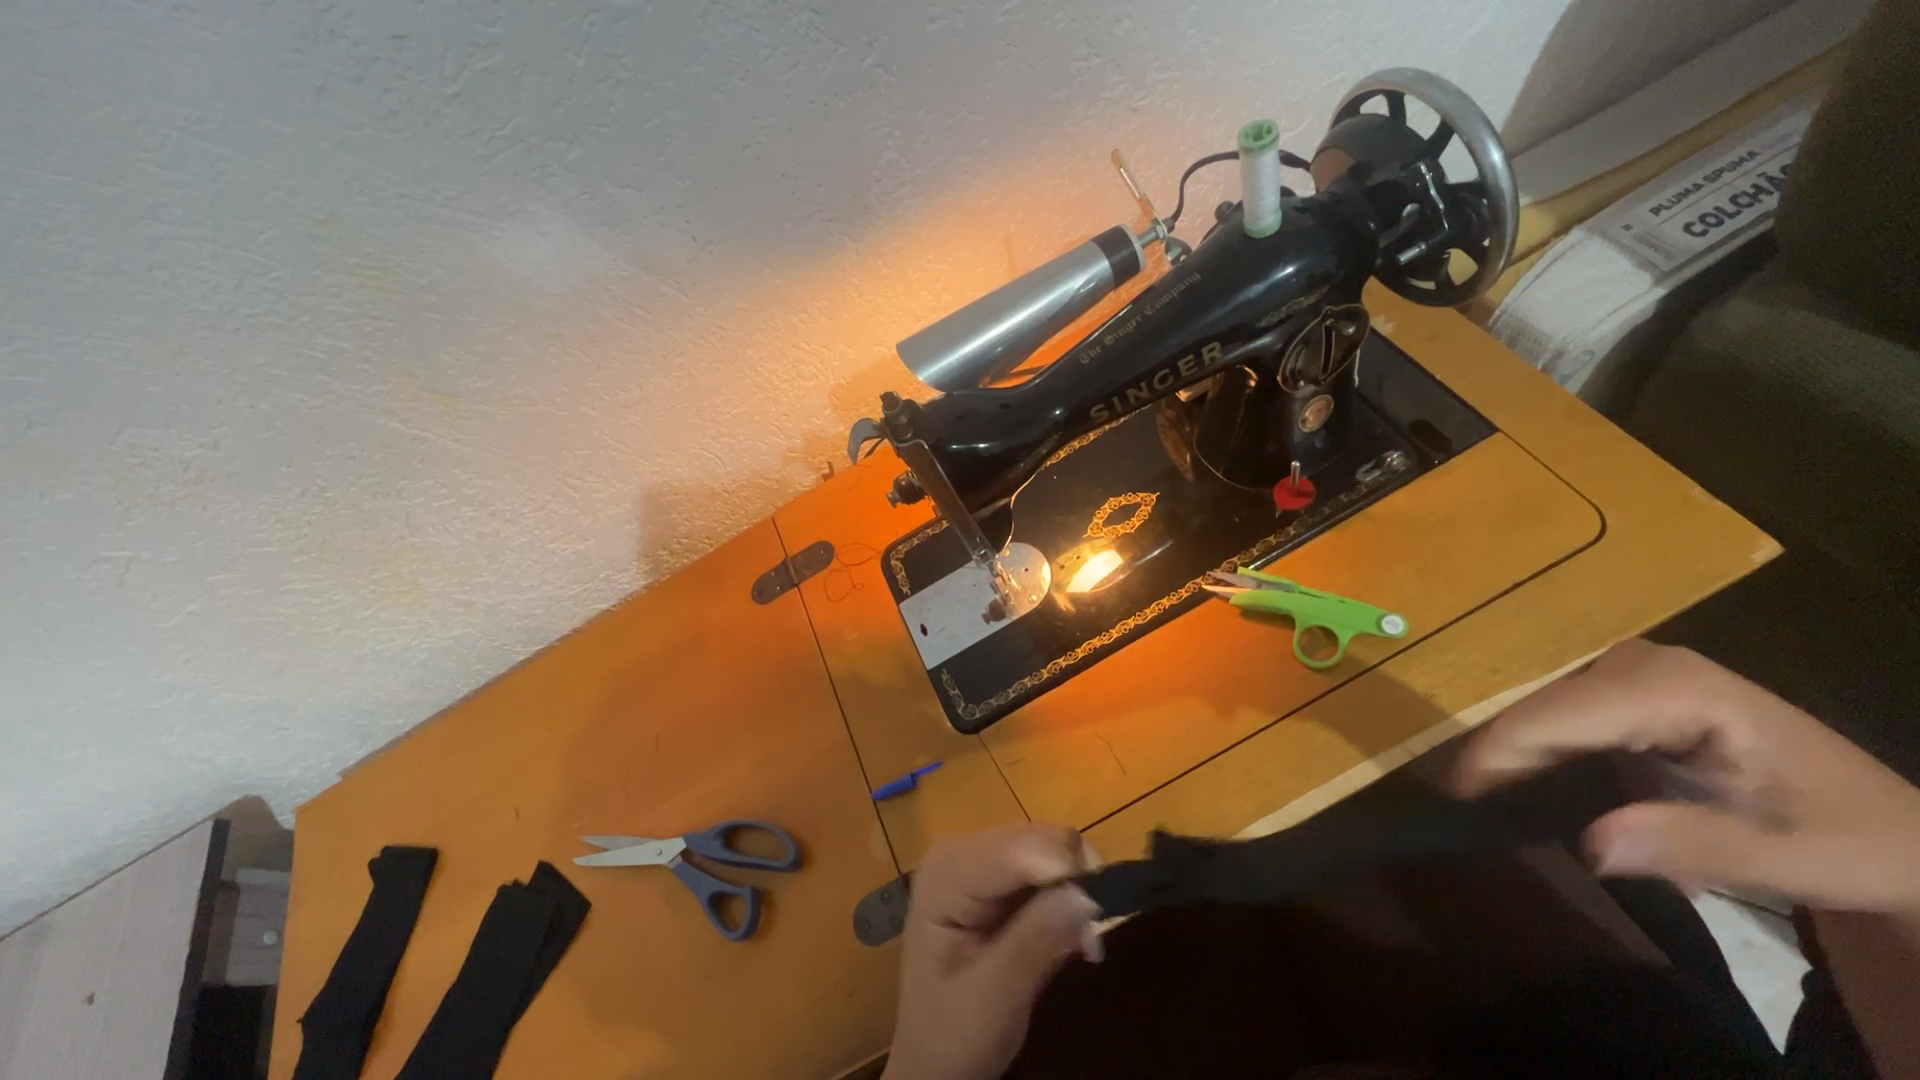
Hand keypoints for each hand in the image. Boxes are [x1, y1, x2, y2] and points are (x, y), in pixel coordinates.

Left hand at [883, 825, 1101, 1079]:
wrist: (934, 1060)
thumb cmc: (952, 1034)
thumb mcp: (994, 997)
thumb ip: (1036, 941)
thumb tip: (1087, 893)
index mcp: (946, 874)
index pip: (1018, 848)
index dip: (1066, 871)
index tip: (1094, 919)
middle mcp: (961, 852)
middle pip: (1040, 839)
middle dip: (1076, 880)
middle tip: (1090, 940)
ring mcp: (979, 861)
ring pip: (1052, 848)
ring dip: (1079, 889)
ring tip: (1083, 944)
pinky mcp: (999, 875)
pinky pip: (1051, 865)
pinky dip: (1072, 895)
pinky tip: (1075, 935)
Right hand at [1455, 639, 1919, 913]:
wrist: (1886, 828)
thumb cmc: (1840, 838)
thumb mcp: (1783, 856)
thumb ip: (1690, 845)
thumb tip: (1588, 843)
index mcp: (1678, 687)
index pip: (1560, 712)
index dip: (1501, 752)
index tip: (1455, 797)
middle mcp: (1641, 664)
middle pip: (1541, 707)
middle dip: (1497, 756)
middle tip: (1463, 810)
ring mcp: (1630, 672)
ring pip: (1540, 709)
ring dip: (1509, 755)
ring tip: (1479, 801)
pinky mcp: (1624, 692)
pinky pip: (1557, 717)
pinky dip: (1532, 754)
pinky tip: (1519, 787)